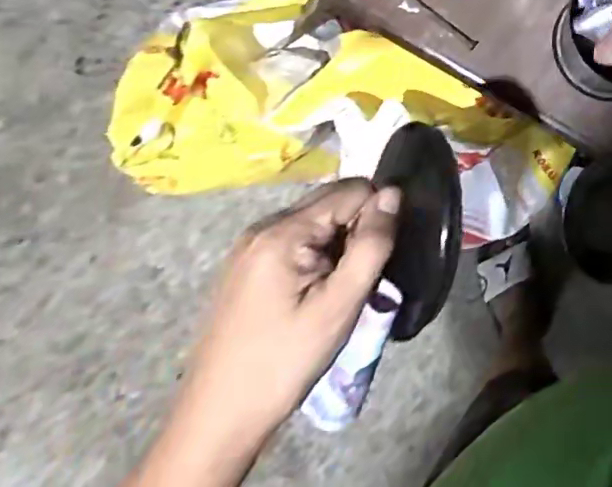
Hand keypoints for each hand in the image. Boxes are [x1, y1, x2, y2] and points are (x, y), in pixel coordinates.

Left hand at [126, 180, 399, 486]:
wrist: (217, 420)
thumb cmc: (284, 361)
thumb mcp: (339, 306)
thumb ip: (371, 245)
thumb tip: (394, 193)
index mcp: (283, 230)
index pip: (352, 190)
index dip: (376, 216)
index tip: (377, 258)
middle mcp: (263, 225)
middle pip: (332, 200)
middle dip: (357, 227)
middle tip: (358, 276)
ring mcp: (249, 245)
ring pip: (316, 220)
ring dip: (339, 242)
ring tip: (337, 288)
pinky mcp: (245, 264)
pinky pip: (296, 238)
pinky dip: (318, 253)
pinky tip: (313, 292)